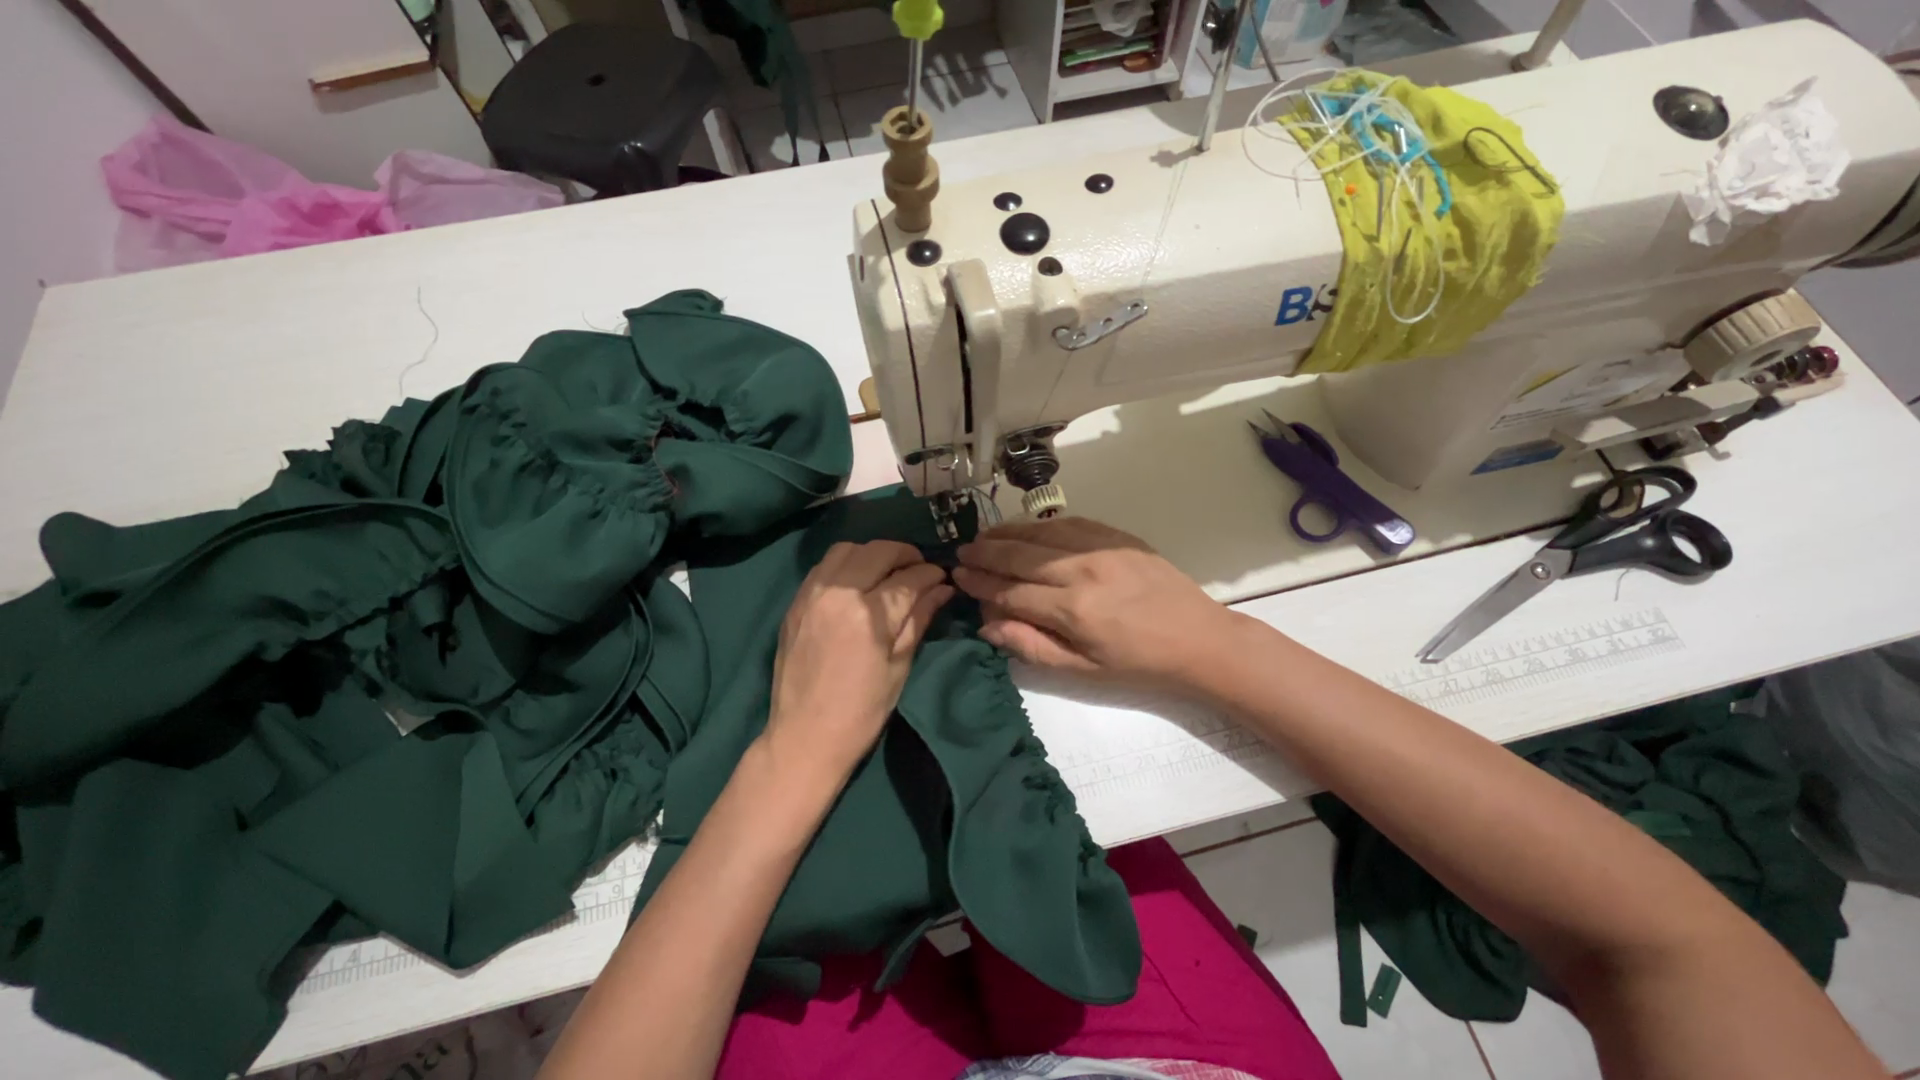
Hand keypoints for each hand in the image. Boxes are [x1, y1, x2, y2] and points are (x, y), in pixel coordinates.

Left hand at [764, 540, 952, 780]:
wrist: (804, 737)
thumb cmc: (862, 711)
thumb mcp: (900, 667)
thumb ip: (919, 620)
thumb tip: (942, 589)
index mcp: (869, 614)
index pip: (908, 578)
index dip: (930, 575)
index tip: (943, 578)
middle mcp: (838, 593)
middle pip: (877, 551)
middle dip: (905, 554)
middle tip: (920, 568)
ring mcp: (812, 595)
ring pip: (847, 549)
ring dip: (872, 553)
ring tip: (888, 571)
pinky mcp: (795, 604)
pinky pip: (823, 567)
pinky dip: (846, 564)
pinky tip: (858, 582)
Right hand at [951, 517, 1249, 690]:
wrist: (1197, 639)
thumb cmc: (1137, 664)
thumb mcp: (1082, 671)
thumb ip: (1031, 646)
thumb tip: (987, 625)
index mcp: (1071, 610)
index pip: (1010, 591)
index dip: (980, 585)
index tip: (958, 578)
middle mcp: (1081, 571)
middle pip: (1019, 556)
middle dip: (985, 554)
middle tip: (961, 553)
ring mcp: (1101, 548)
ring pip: (1040, 533)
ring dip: (1007, 533)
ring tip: (984, 537)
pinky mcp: (1118, 536)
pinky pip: (1070, 522)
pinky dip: (1041, 525)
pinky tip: (1027, 529)